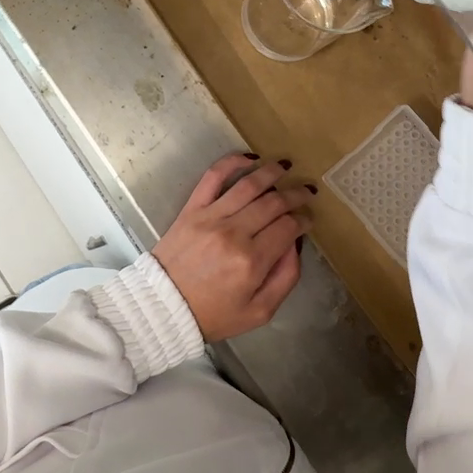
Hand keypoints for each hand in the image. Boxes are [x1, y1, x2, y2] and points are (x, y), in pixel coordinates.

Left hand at [151, 154, 311, 341]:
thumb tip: (295, 244)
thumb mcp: (260, 311)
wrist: (164, 307)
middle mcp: (234, 233)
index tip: (309, 218)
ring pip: (248, 185)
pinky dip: (231, 162)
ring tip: (286, 166)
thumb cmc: (214, 314)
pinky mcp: (192, 209)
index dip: (304, 219)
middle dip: (296, 194)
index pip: (288, 227)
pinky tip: (249, 158)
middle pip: (274, 202)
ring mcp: (211, 217)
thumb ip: (285, 278)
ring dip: (272, 172)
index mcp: (252, 261)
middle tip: (307, 191)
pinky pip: (212, 177)